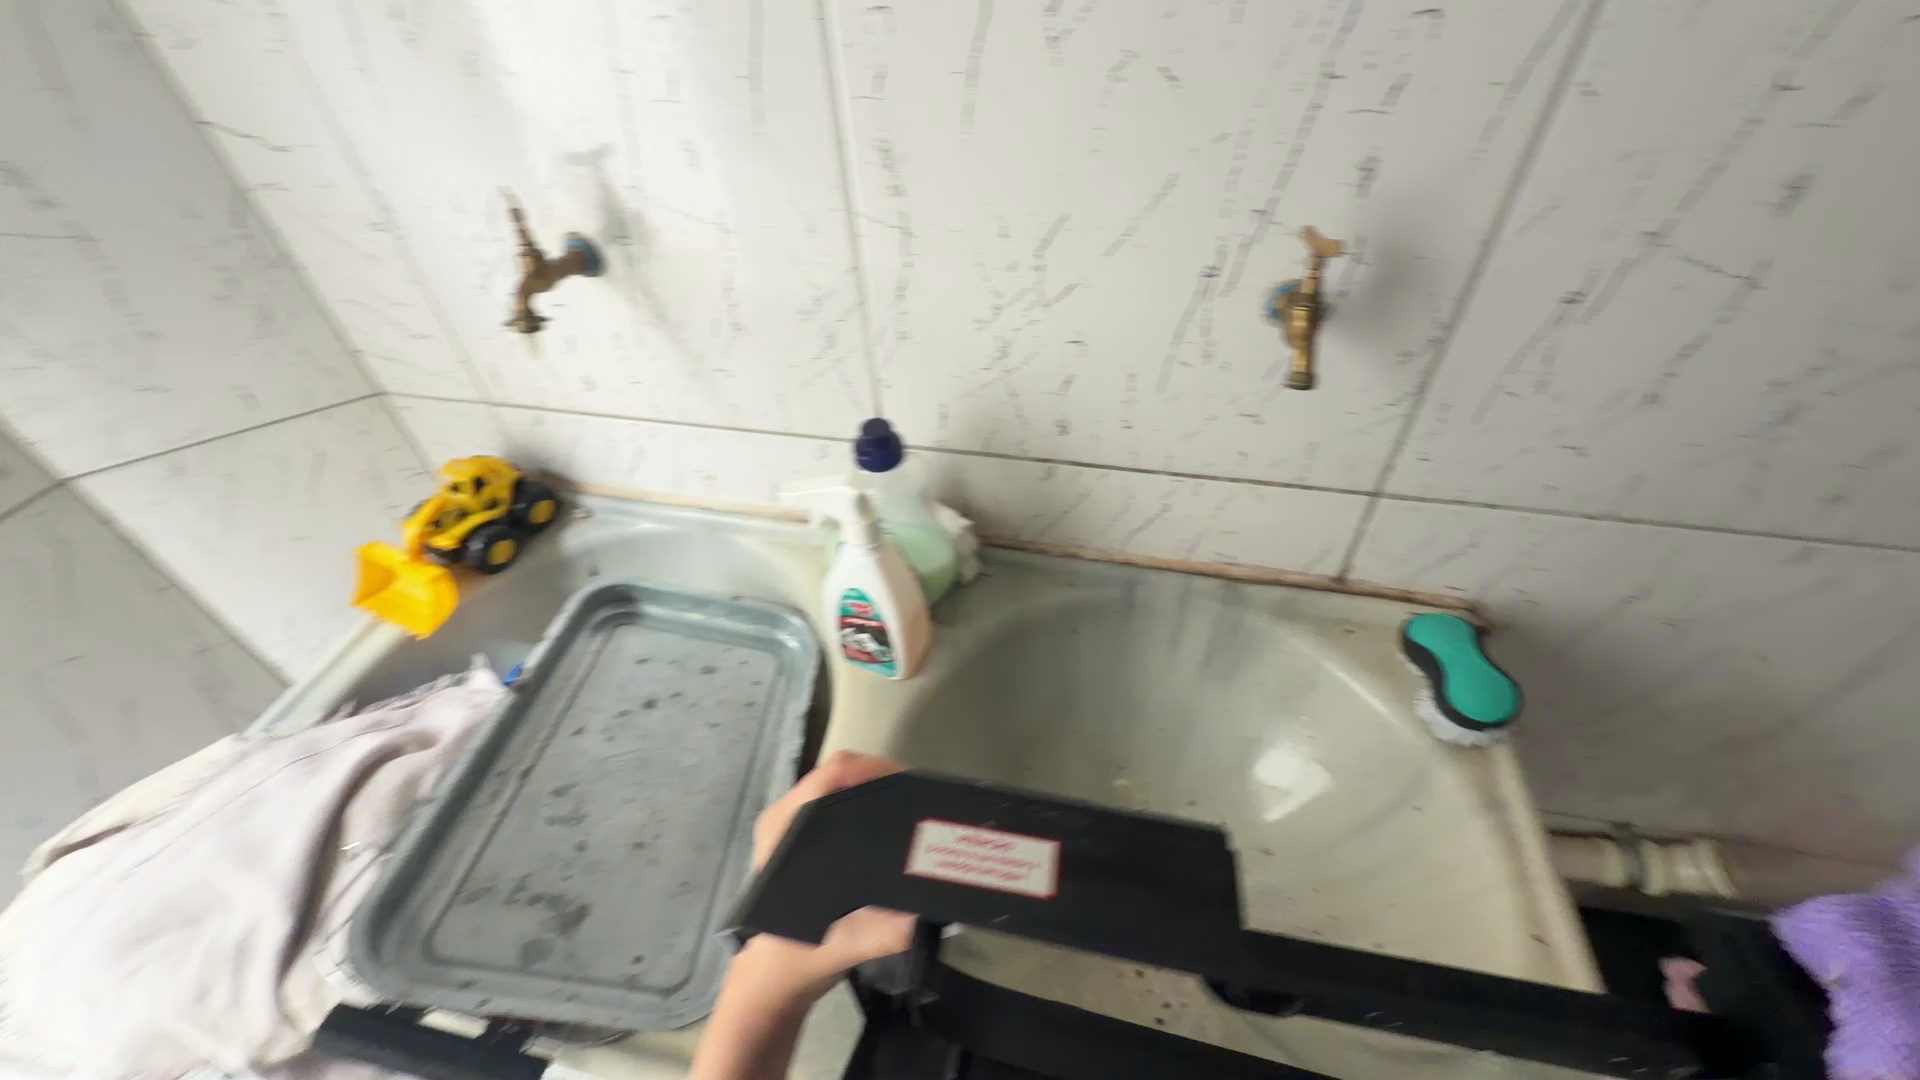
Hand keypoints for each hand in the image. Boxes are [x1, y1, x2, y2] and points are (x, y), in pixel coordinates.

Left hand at [737, 751, 917, 999]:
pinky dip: (862, 803)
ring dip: (871, 789)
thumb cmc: (794, 959)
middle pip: (837, 774)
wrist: (769, 984)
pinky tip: (886, 825)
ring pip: (837, 786)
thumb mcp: (840, 948)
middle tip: (915, 799)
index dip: (872, 770)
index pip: (832, 774)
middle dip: (879, 778)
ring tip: (907, 808)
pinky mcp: (798, 840)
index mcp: (786, 829)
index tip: (908, 786)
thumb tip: (922, 912)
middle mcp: (784, 819)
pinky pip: (835, 802)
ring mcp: (789, 827)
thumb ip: (880, 934)